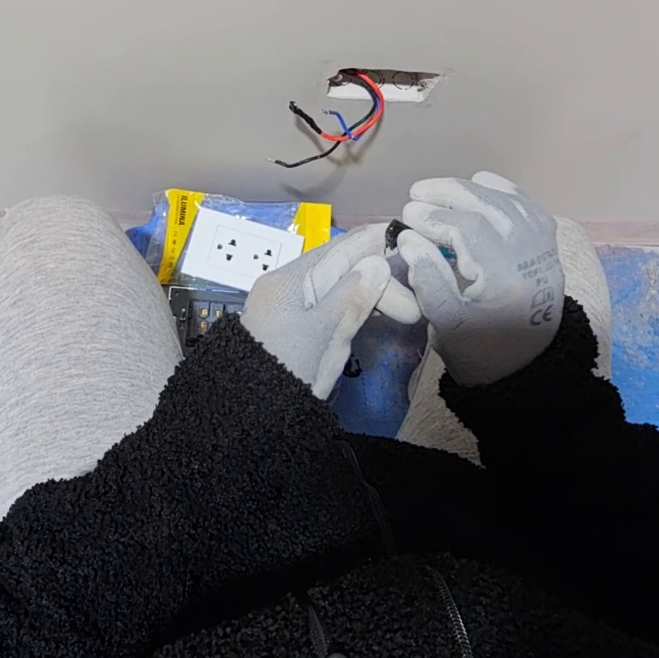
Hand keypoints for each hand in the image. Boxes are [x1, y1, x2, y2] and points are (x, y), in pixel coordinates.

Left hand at [242, 224, 418, 397]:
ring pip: (340, 292)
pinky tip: (375, 316)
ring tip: (404, 312)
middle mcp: (290, 288)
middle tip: (413, 309)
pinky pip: (333, 311)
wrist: (245, 420)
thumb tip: (377, 262)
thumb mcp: (321, 335)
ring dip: (371, 297)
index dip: (372, 243)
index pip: (339, 250)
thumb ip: (350, 298)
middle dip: (379, 283)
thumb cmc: (282, 372)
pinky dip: (356, 312)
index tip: (404, 237)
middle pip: (342, 272)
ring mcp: (293, 310)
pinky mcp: (298, 331)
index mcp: (290, 280)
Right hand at [398, 171, 563, 385]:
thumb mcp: (446, 325)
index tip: (407, 215)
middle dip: (451, 194)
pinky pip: (532, 210)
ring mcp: (544, 254)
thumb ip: (427, 279)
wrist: (528, 374)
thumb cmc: (482, 353)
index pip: (468, 229)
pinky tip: (484, 185)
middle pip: (492, 207)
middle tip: (417, 192)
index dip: (435, 217)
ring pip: (512, 204)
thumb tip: (409, 237)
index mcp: (504, 280)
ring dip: (475, 190)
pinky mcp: (548, 253)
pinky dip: (507, 193)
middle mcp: (530, 260)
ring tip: (442, 188)